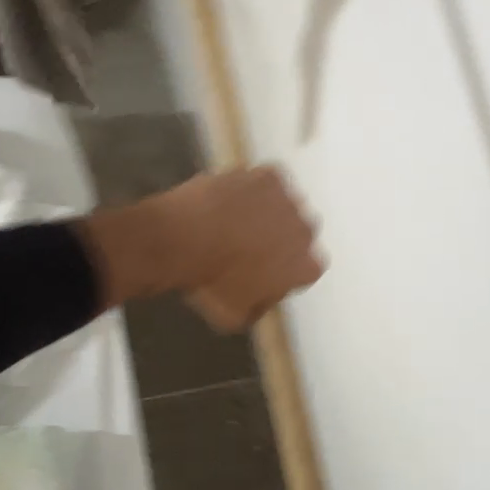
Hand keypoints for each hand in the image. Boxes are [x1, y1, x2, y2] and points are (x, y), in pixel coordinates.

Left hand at [78, 166, 325, 330]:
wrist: (183, 238)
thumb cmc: (210, 283)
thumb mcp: (235, 315)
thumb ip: (259, 304)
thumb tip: (260, 296)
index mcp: (306, 267)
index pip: (305, 268)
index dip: (283, 269)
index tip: (262, 270)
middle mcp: (306, 231)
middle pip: (298, 234)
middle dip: (278, 238)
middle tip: (246, 244)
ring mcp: (290, 199)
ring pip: (283, 206)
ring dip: (266, 211)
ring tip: (233, 219)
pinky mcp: (269, 174)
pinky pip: (265, 182)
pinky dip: (251, 188)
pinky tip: (229, 198)